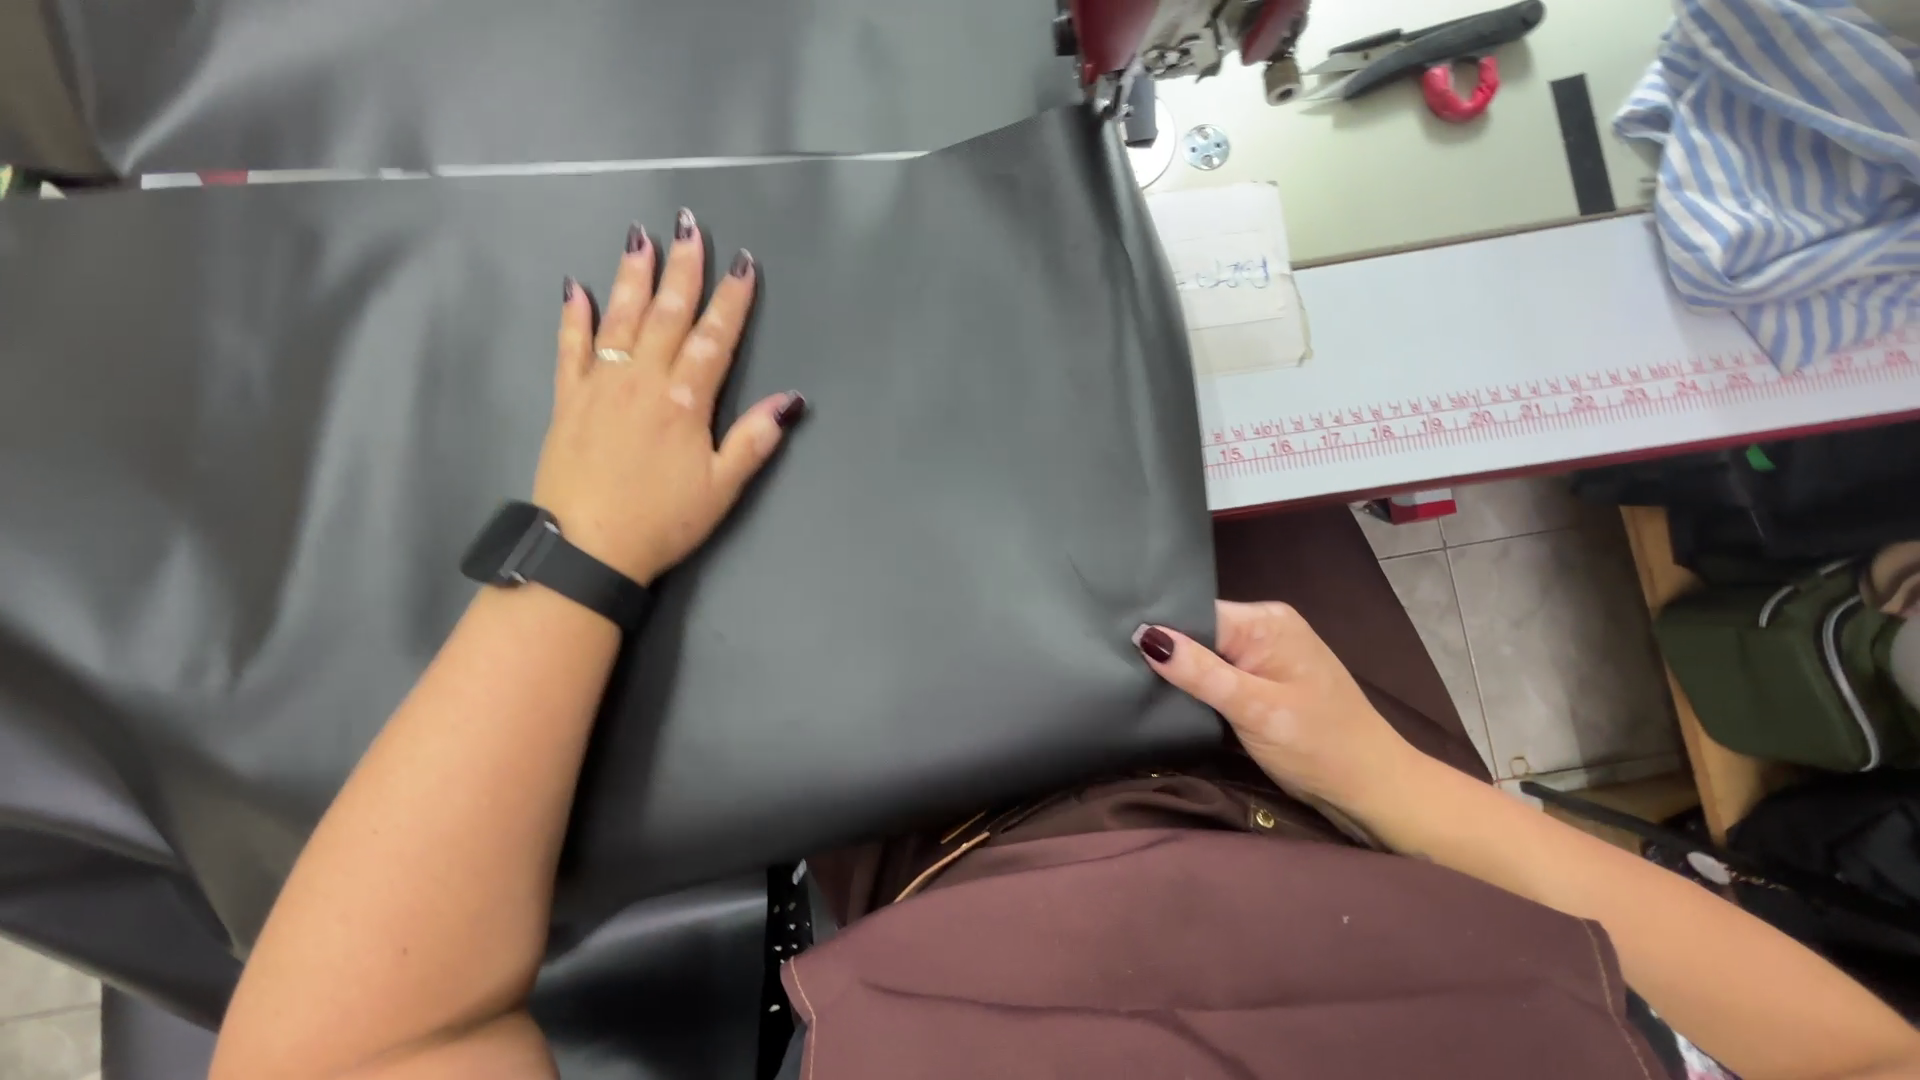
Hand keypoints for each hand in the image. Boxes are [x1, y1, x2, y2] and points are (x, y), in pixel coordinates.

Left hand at [534, 211, 805, 583]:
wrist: (585, 546)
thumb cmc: (662, 520)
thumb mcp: (721, 487)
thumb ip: (754, 440)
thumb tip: (791, 400)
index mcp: (686, 401)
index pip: (715, 338)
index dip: (732, 300)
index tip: (743, 264)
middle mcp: (644, 379)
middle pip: (668, 314)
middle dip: (684, 269)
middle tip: (690, 226)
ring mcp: (602, 384)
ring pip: (622, 318)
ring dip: (634, 276)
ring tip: (641, 238)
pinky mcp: (568, 399)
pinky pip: (570, 347)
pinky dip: (574, 316)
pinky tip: (577, 288)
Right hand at [1134, 601, 1422, 813]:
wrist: (1373, 790)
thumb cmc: (1319, 746)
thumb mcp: (1254, 709)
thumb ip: (1200, 672)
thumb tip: (1145, 635)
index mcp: (1266, 622)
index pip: (1196, 613)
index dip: (1159, 630)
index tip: (1117, 647)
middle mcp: (1266, 627)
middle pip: (1199, 631)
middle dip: (1167, 651)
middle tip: (1121, 668)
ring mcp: (1267, 654)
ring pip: (1207, 653)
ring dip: (1182, 672)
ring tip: (1137, 681)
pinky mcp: (1265, 680)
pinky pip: (1220, 671)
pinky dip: (1200, 686)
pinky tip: (1174, 696)